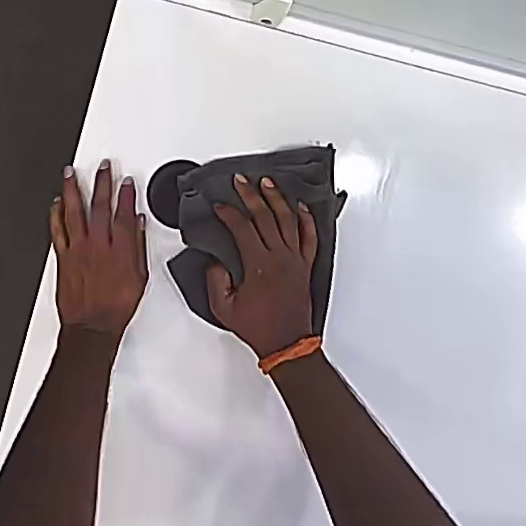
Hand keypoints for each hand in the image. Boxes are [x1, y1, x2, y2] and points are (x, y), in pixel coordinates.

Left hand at [50, 160, 148, 339]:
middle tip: (103, 166)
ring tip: (70, 173)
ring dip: (73, 189)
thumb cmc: (115, 306)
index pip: (124, 213)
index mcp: (119, 249)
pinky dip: (56, 214)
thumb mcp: (139, 277)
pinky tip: (56, 202)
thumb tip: (137, 225)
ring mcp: (78, 248)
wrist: (92, 326)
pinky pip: (57, 229)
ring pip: (74, 211)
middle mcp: (98, 245)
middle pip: (100, 206)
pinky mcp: (63, 256)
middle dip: (103, 182)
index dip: (126, 194)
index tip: (126, 180)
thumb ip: (137, 246)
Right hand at [207, 174, 318, 358]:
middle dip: (250, 195)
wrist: (288, 344)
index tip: (220, 207)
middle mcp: (279, 257)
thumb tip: (216, 261)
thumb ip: (216, 280)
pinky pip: (309, 236)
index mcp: (259, 265)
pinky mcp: (305, 265)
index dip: (229, 213)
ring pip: (288, 220)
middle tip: (241, 181)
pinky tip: (301, 207)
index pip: (242, 227)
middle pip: (265, 216)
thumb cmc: (259, 328)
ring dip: (277, 198)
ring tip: (268, 183)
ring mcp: (295, 259)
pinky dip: (306, 219)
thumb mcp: (224, 307)